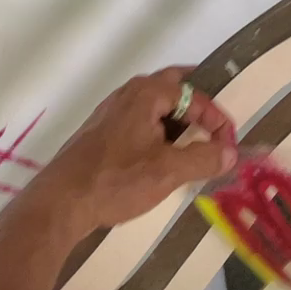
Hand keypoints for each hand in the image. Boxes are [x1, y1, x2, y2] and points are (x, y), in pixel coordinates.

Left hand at [21, 67, 238, 240]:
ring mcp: (112, 111)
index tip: (229, 143)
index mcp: (147, 92)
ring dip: (177, 118)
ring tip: (194, 142)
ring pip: (154, 105)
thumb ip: (203, 158)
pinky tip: (162, 156)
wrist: (60, 202)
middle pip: (172, 87)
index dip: (216, 118)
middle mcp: (129, 93)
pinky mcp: (101, 132)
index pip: (194, 94)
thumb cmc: (116, 180)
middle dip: (197, 103)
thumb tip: (231, 152)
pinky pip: (140, 119)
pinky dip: (158, 130)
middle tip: (215, 124)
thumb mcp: (168, 171)